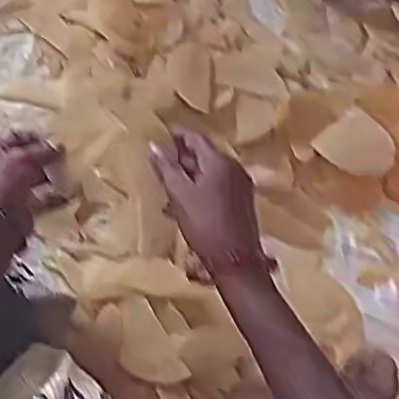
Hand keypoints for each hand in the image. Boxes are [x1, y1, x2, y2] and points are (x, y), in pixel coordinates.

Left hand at [0, 131, 64, 234]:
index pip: (16, 137)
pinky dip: (57, 197)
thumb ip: (42, 151)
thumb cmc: (7, 180)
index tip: (52, 138)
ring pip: (36, 178)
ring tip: (70, 171)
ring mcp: (15, 189)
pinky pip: (44, 199)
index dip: (33, 136)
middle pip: (27, 158)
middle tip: (65, 154)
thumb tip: (59, 145)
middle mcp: (5, 168)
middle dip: (45, 156)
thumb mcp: (25, 158)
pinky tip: (71, 194)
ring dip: (52, 175)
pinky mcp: (25, 208)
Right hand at [148, 129, 262, 270]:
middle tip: (163, 159)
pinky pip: (219, 181)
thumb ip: (166, 167)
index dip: (177, 134)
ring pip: (212, 168)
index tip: (161, 134)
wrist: (237, 264)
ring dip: (192, 170)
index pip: (196, 138)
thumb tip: (154, 145)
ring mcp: (241, 185)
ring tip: (171, 179)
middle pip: (205, 152)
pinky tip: (188, 196)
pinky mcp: (243, 200)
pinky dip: (203, 182)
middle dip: (183, 153)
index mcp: (219, 162)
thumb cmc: (205, 225)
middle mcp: (234, 168)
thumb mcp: (179, 194)